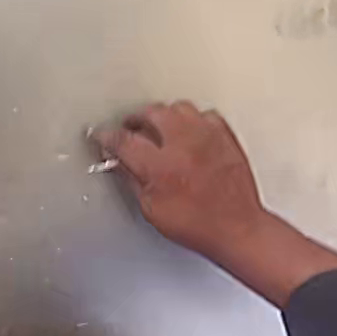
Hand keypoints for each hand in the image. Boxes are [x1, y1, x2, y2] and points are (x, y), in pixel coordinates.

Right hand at [94, 101, 336, 305]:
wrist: (235, 228)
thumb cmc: (198, 224)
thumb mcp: (151, 209)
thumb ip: (132, 180)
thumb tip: (120, 163)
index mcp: (160, 166)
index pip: (123, 139)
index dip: (106, 135)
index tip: (101, 135)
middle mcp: (183, 145)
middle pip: (150, 113)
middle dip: (133, 120)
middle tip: (128, 128)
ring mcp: (207, 137)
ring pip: (178, 107)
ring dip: (162, 115)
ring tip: (155, 126)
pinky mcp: (225, 137)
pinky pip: (204, 115)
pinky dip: (191, 120)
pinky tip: (185, 131)